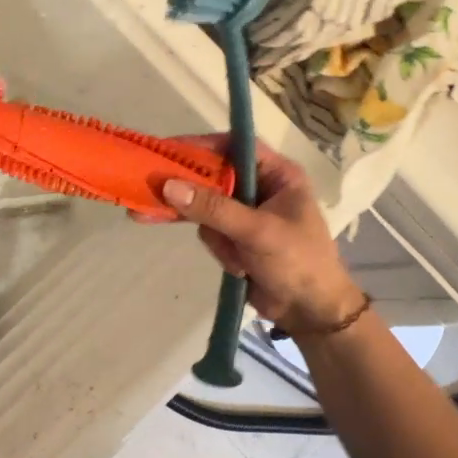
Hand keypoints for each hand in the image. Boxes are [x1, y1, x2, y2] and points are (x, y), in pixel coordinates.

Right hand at [134, 136, 363, 335]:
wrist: (310, 311)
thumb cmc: (297, 262)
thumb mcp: (256, 232)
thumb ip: (213, 208)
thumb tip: (167, 186)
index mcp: (278, 174)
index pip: (234, 146)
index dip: (201, 145)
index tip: (167, 150)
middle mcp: (260, 187)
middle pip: (212, 176)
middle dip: (188, 192)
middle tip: (147, 190)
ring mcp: (245, 213)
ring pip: (205, 207)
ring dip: (214, 234)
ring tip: (234, 258)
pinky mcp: (234, 236)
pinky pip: (209, 230)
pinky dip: (217, 248)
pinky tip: (237, 268)